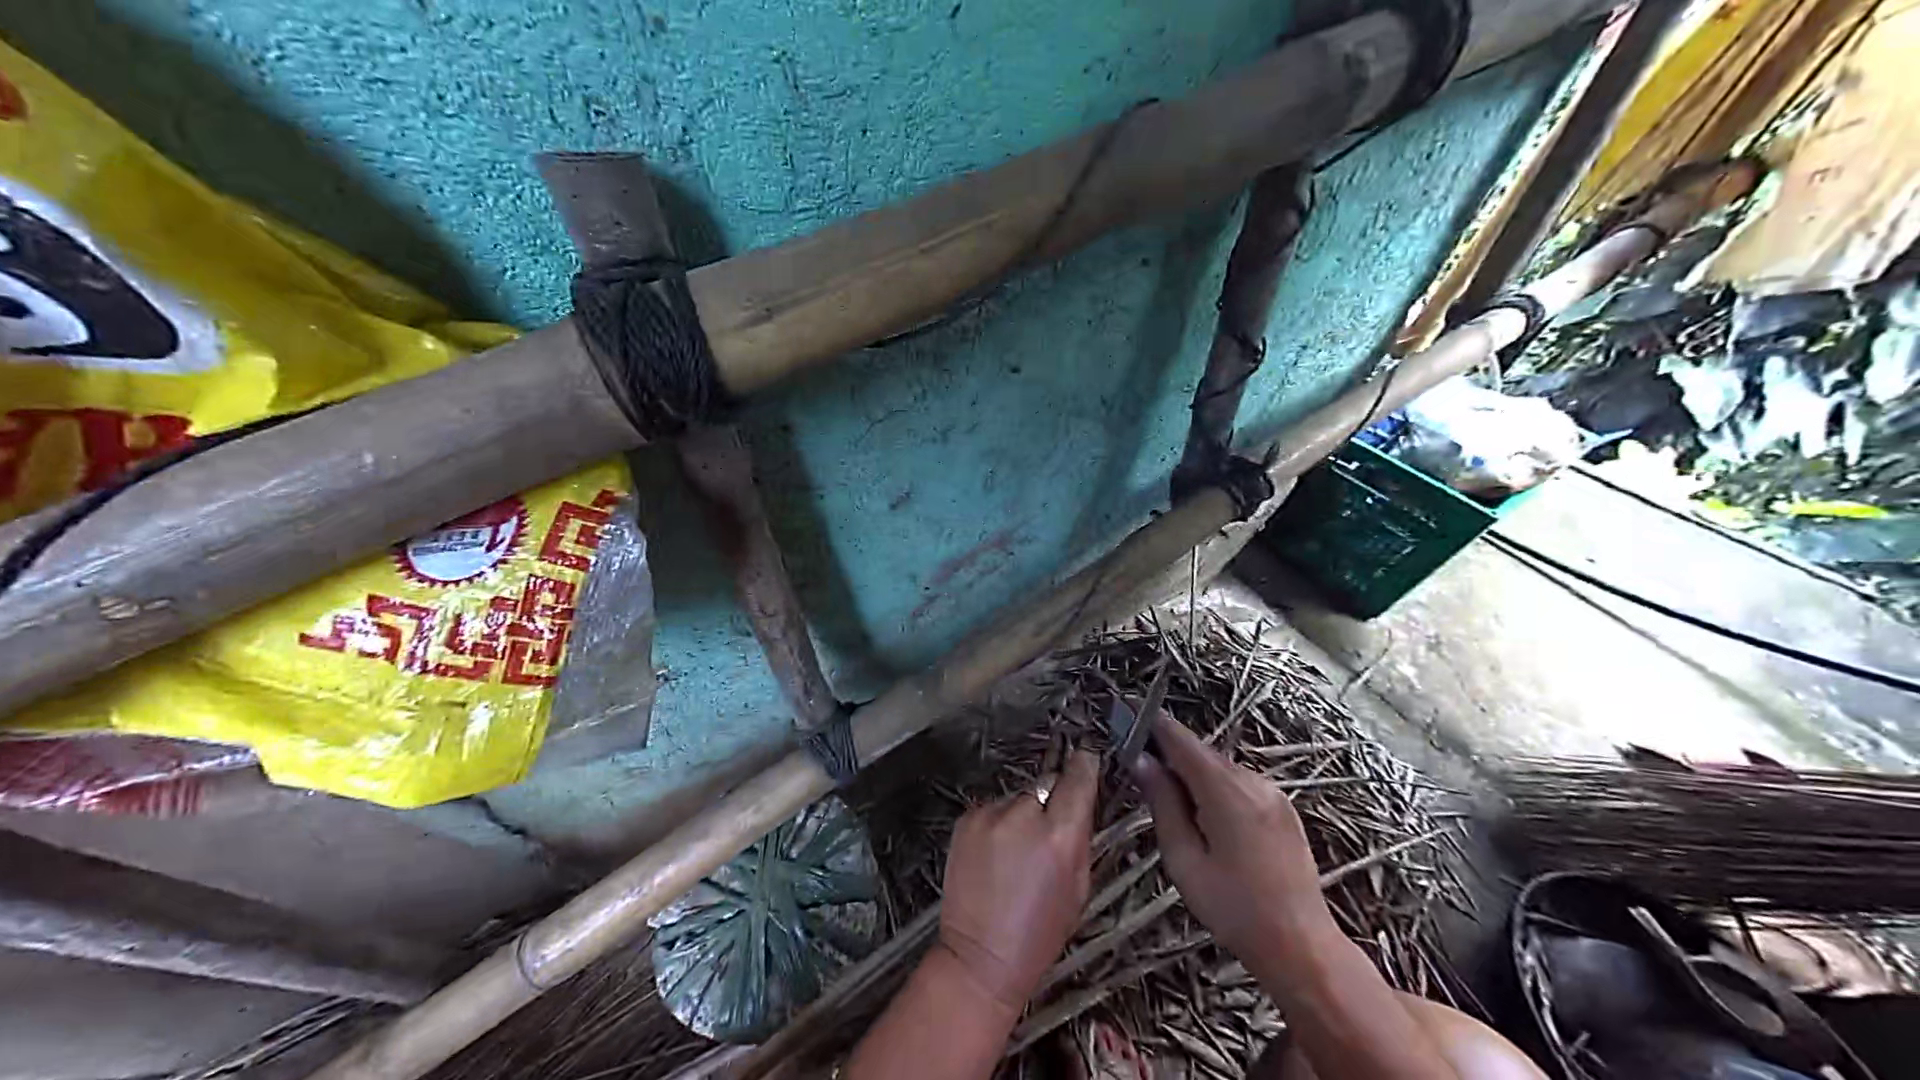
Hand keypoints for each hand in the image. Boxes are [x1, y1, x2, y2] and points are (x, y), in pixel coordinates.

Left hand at [937, 749, 1099, 1011]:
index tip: (1086, 755)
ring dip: (1022, 814)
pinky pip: (993, 809)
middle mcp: (1023, 816)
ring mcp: (989, 815)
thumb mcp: (1079, 887)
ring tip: (1017, 853)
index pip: (1077, 776)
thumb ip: (1080, 837)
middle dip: (1051, 801)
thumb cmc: (1037, 932)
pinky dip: (999, 824)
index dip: (1084, 764)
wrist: (980, 956)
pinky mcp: (966, 819)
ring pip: (1018, 797)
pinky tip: (997, 855)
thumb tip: (1081, 801)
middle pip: (1046, 785)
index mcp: (1059, 835)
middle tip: (1048, 832)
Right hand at [1132, 711, 1331, 974]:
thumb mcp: (1184, 860)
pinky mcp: (1282, 806)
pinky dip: (1215, 788)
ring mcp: (1272, 792)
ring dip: (1192, 775)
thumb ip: (1162, 804)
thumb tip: (1141, 761)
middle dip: (1169, 756)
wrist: (1301, 945)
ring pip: (1219, 768)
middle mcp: (1253, 781)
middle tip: (1141, 773)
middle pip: (1200, 753)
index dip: (1152, 724)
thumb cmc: (1234, 909)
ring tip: (1174, 808)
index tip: (1128, 714)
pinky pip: (1238, 783)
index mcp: (1227, 792)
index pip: (1181, 740)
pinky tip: (1206, 819)